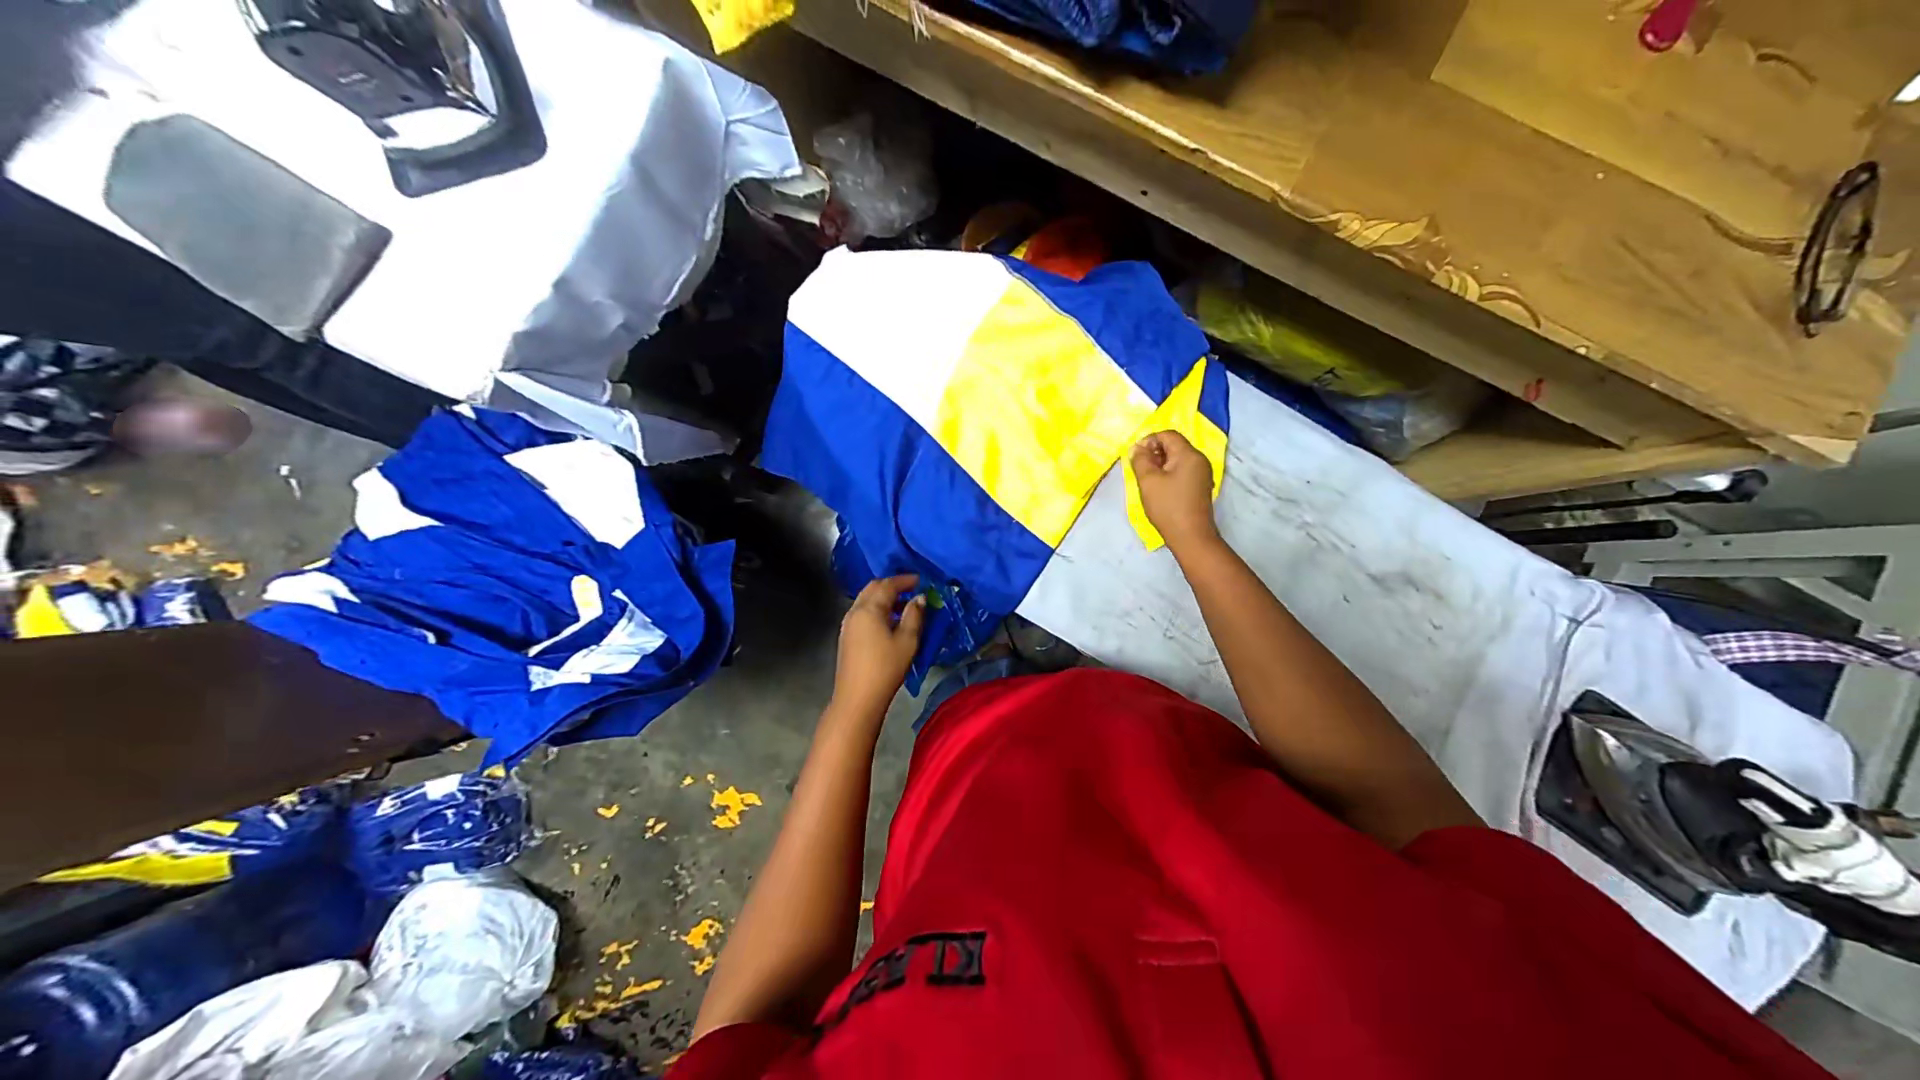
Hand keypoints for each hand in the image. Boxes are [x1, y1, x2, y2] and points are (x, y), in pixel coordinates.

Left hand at [832, 574, 926, 717]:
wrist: (858, 698)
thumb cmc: (886, 668)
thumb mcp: (907, 641)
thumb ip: (914, 615)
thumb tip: (920, 598)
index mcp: (869, 609)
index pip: (887, 585)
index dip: (905, 580)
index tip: (920, 580)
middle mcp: (855, 611)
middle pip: (873, 589)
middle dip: (892, 586)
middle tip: (912, 590)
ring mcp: (848, 624)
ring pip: (866, 601)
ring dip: (884, 599)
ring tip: (904, 607)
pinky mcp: (847, 637)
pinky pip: (862, 613)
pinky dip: (877, 610)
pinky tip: (890, 623)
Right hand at [1132, 430, 1218, 553]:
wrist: (1190, 536)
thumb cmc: (1168, 507)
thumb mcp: (1148, 481)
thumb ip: (1140, 460)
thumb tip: (1137, 447)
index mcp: (1189, 455)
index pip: (1168, 435)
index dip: (1149, 440)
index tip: (1135, 455)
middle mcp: (1199, 460)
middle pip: (1174, 446)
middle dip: (1154, 452)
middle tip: (1139, 468)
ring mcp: (1202, 474)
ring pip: (1178, 459)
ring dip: (1160, 464)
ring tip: (1147, 479)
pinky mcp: (1200, 486)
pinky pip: (1183, 471)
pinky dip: (1169, 473)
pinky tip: (1159, 487)